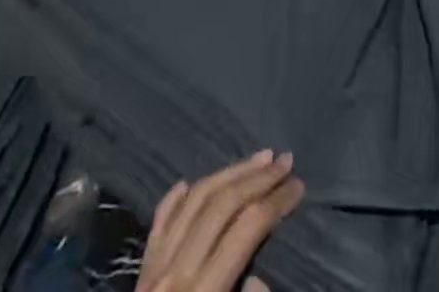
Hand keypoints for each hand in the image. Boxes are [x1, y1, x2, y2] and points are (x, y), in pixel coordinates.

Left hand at [135, 150, 304, 291]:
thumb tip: (259, 279)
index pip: (247, 228)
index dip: (277, 201)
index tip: (300, 186)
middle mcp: (175, 273)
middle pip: (222, 205)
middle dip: (258, 178)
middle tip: (287, 161)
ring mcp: (152, 271)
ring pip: (193, 202)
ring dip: (229, 174)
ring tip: (258, 159)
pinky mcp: (138, 276)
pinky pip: (160, 225)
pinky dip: (177, 200)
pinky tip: (191, 183)